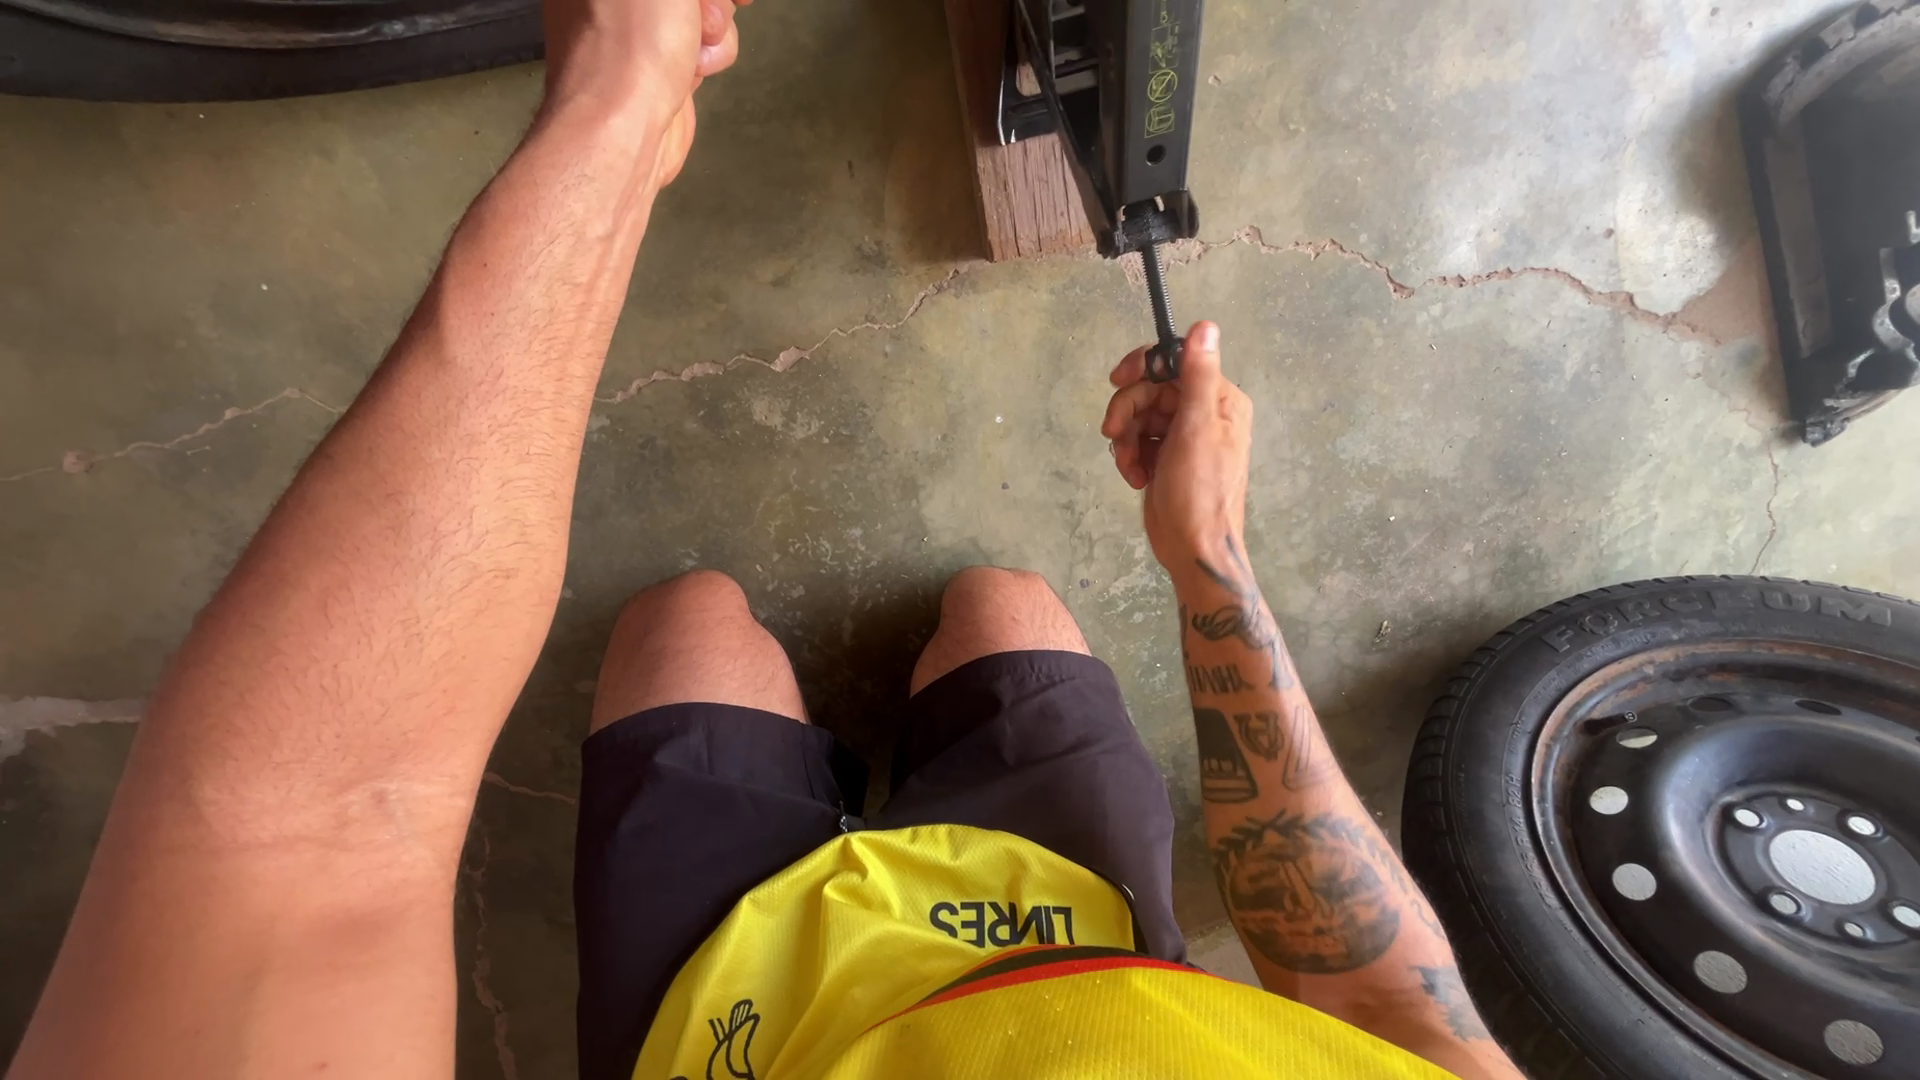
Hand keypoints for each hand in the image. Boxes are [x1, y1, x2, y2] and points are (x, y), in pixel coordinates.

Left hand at [540, 0, 752, 180]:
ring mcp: (640, 23)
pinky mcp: (661, 62)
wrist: (623, 129)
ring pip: (703, 9)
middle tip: (712, 13)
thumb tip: (701, 4)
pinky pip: (700, 43)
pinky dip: (708, 55)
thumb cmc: (634, 37)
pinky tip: (698, 71)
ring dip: (716, 26)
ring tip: (701, 47)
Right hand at [1101, 322, 1253, 576]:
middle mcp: (1203, 414)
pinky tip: (1136, 476)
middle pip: (1150, 391)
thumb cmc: (1199, 494)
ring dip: (1126, 439)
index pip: (1174, 364)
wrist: (1192, 548)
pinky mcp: (1166, 458)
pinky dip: (1130, 457)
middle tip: (1114, 434)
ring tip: (1131, 466)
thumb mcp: (1196, 429)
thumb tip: (1205, 326)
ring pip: (1139, 417)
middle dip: (1127, 412)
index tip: (1118, 379)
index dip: (1143, 368)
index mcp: (1219, 401)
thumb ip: (1199, 376)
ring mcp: (1183, 437)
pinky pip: (1138, 441)